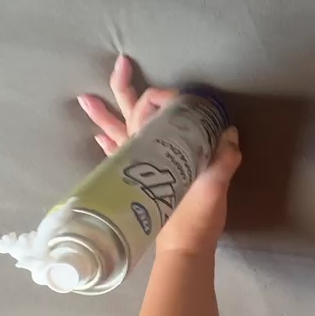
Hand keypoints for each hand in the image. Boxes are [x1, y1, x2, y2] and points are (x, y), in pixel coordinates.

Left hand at [78, 55, 241, 256]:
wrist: (185, 251)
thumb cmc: (194, 219)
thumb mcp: (213, 188)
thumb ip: (222, 161)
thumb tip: (229, 135)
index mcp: (155, 152)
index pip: (149, 111)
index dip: (161, 97)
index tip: (178, 96)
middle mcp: (141, 156)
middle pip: (128, 115)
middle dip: (123, 89)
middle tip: (121, 64)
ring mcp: (138, 169)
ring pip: (116, 134)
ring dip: (103, 116)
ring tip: (85, 98)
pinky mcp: (142, 183)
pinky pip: (120, 157)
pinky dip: (111, 143)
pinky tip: (101, 137)